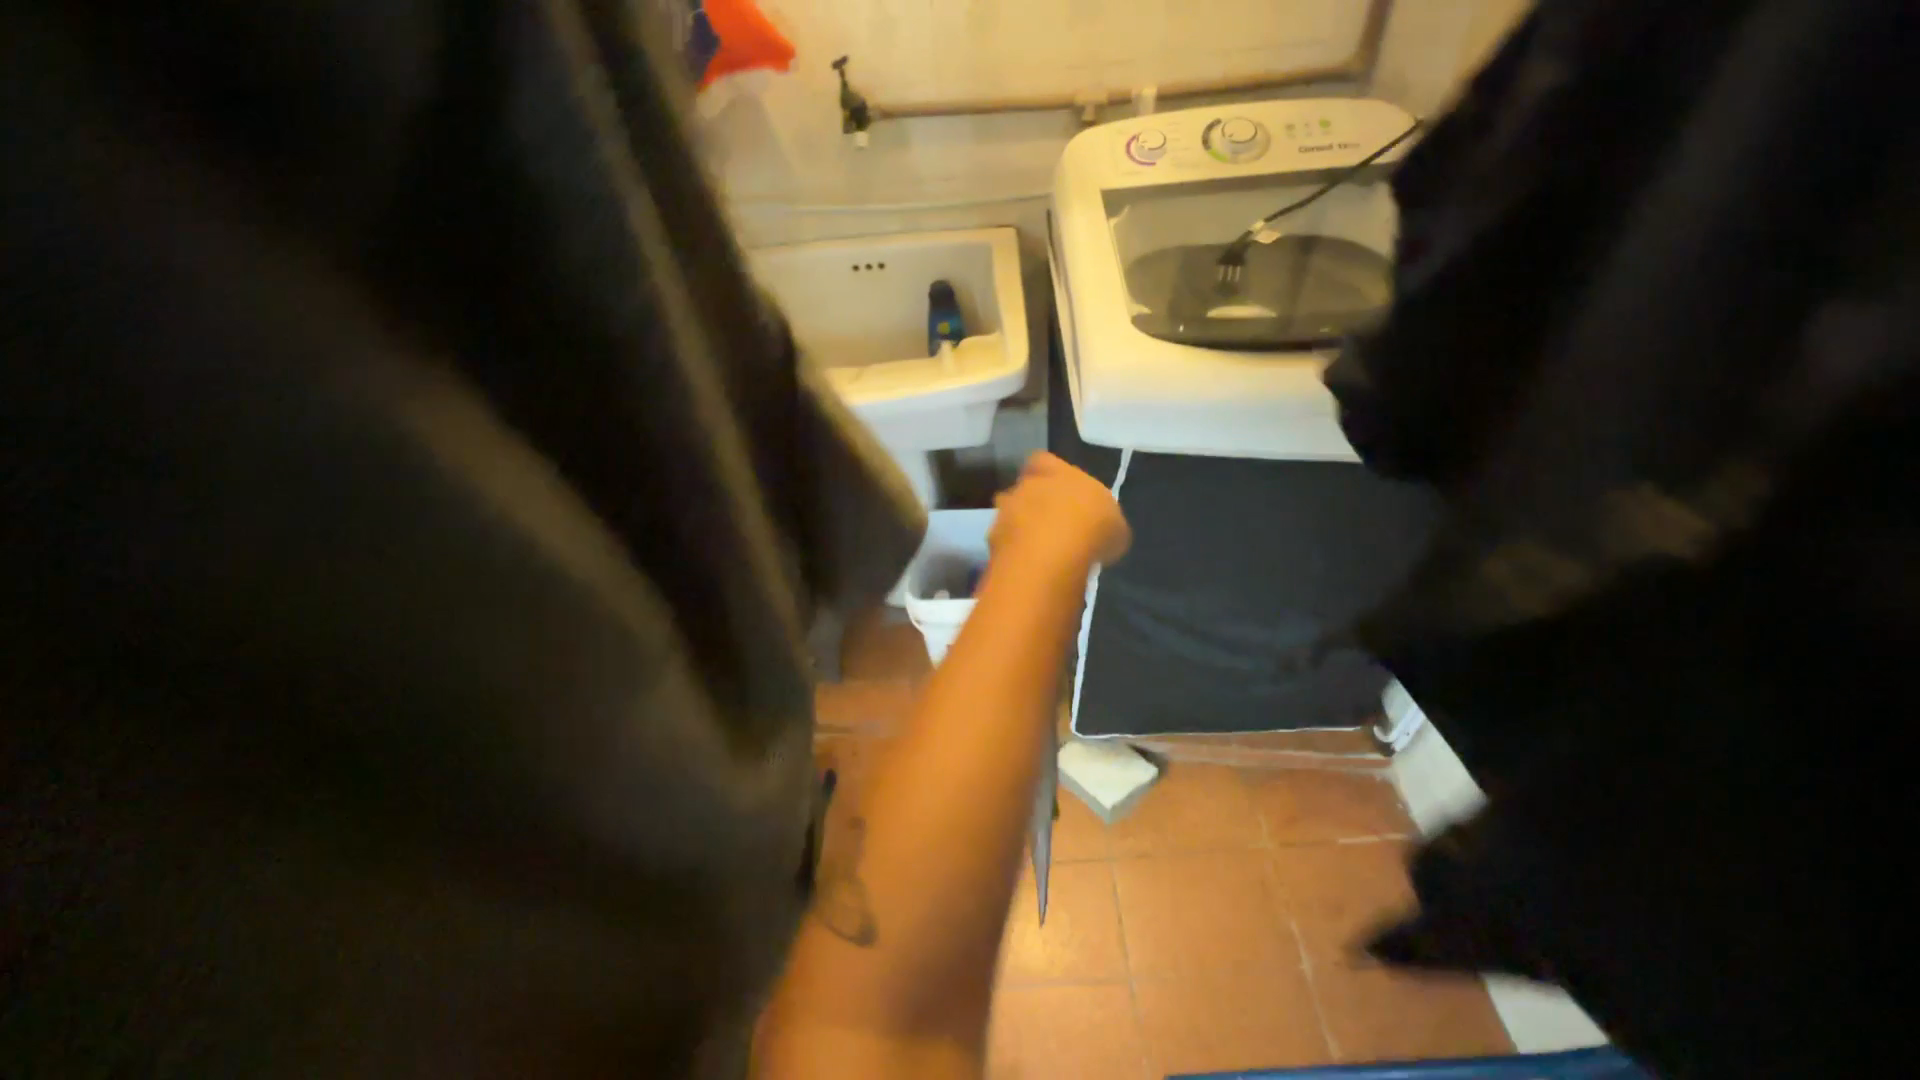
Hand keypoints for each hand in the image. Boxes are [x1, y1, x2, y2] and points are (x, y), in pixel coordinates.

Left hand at [989, 453, 1131, 576]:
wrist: (1053, 554)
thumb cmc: (1093, 528)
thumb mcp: (1116, 527)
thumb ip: (1102, 521)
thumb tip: (1101, 532)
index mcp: (1057, 473)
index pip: (1042, 461)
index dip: (1048, 474)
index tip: (1059, 490)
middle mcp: (1026, 487)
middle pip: (1023, 490)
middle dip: (1032, 505)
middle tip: (1050, 527)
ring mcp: (1004, 513)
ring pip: (1008, 516)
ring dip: (1020, 530)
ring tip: (1039, 551)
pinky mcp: (992, 541)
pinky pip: (1002, 544)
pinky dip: (1013, 554)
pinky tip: (1029, 568)